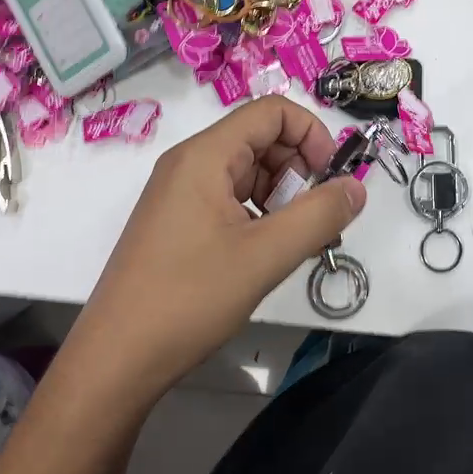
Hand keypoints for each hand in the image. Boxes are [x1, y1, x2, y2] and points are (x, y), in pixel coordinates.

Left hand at [79, 96, 366, 399]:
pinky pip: (230, 198)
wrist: (115, 362)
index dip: (311, 134)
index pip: (272, 112)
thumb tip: (357, 187)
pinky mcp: (177, 223)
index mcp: (205, 156)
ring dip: (283, 196)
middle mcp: (189, 163)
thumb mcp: (265, 256)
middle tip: (317, 217)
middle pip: (261, 139)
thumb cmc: (188, 299)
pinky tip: (269, 254)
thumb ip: (319, 216)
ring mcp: (180, 194)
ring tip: (298, 242)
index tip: (332, 177)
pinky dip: (260, 215)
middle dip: (299, 169)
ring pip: (249, 172)